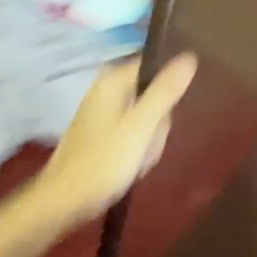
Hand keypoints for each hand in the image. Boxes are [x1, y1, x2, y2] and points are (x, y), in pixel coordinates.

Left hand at [33, 53, 199, 225]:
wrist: (67, 200)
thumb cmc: (105, 161)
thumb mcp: (141, 126)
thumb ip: (165, 92)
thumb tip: (189, 57)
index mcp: (111, 82)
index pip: (151, 67)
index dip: (166, 87)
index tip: (168, 111)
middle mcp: (104, 92)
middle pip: (149, 95)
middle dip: (157, 122)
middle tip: (149, 143)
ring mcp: (101, 115)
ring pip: (143, 119)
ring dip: (149, 140)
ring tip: (139, 159)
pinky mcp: (100, 136)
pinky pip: (131, 135)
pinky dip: (136, 150)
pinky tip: (131, 166)